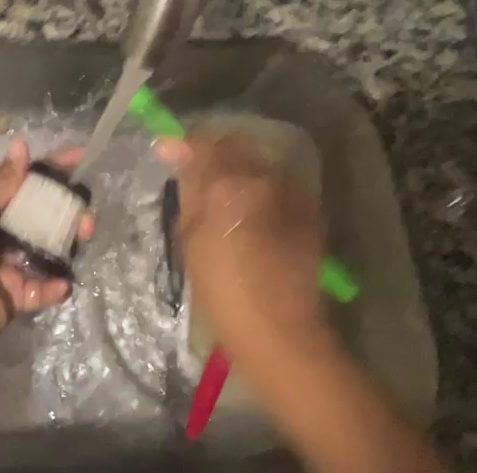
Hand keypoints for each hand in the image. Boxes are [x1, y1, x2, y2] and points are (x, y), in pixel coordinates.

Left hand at [0, 139, 94, 369]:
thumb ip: (0, 182)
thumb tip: (20, 144)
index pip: (18, 181)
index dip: (47, 168)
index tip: (80, 157)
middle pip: (36, 214)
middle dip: (63, 207)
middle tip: (86, 206)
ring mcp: (4, 267)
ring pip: (44, 248)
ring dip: (66, 240)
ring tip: (85, 233)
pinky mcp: (13, 298)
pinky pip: (41, 287)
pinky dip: (55, 284)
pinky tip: (64, 281)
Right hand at [157, 131, 327, 354]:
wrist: (280, 332)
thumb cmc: (223, 292)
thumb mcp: (191, 239)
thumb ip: (187, 188)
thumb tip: (174, 154)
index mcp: (228, 184)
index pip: (202, 144)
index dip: (182, 146)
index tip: (166, 154)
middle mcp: (263, 177)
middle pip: (233, 146)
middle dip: (213, 154)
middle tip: (196, 175)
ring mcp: (291, 191)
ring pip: (258, 162)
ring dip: (238, 169)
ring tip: (225, 195)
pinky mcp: (309, 208)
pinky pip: (278, 183)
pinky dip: (262, 188)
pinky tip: (253, 212)